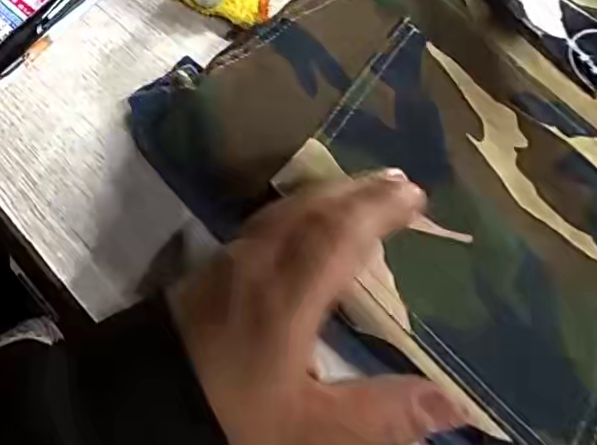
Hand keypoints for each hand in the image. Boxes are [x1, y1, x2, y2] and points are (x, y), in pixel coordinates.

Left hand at [167, 171, 470, 444]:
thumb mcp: (311, 430)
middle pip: (316, 209)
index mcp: (287, 294)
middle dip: (360, 189)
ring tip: (365, 186)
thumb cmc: (232, 412)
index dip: (379, 209)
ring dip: (332, 191)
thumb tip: (452, 405)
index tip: (415, 195)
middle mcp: (262, 259)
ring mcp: (236, 253)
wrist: (144, 398)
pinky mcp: (219, 259)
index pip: (340, 235)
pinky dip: (304, 205)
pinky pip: (272, 215)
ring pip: (291, 207)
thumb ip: (381, 414)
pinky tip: (310, 212)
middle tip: (399, 178)